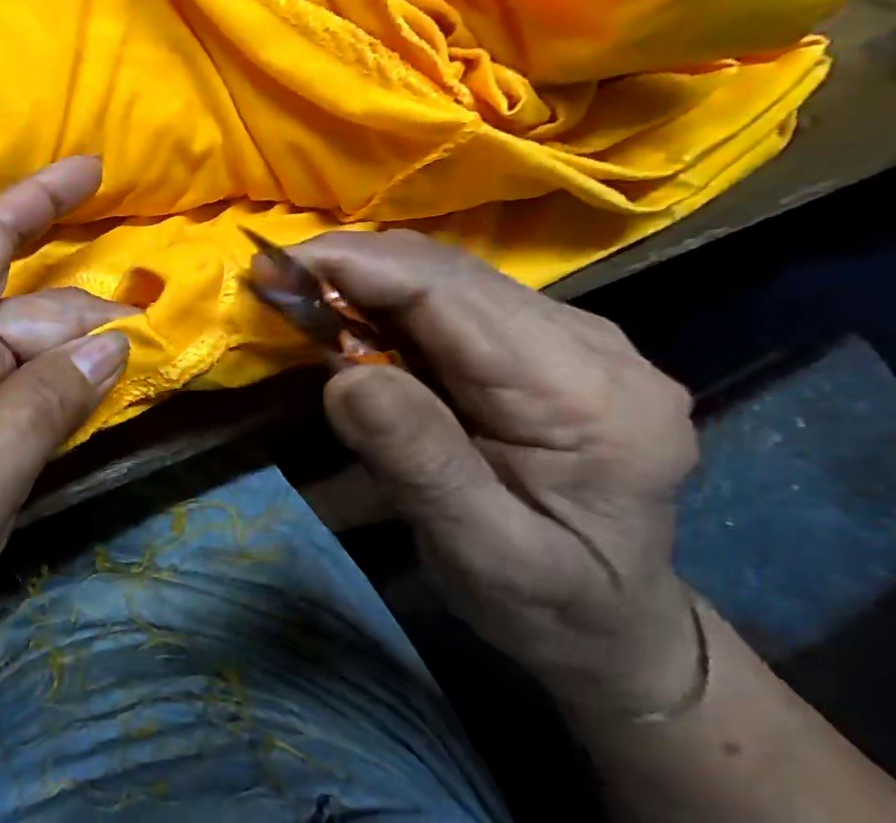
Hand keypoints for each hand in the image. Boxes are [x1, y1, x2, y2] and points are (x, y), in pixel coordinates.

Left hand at [0, 158, 132, 794]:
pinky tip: (92, 403)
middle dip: (83, 325)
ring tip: (117, 391)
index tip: (93, 167)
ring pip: (33, 349)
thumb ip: (47, 400)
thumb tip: (116, 342)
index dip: (39, 199)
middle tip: (146, 343)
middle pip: (24, 307)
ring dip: (77, 365)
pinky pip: (26, 386)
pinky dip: (62, 391)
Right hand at [291, 231, 701, 717]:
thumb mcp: (484, 558)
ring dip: (370, 284)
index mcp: (587, 397)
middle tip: (274, 287)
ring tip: (305, 305)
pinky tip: (358, 327)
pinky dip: (396, 304)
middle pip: (452, 274)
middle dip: (354, 270)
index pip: (456, 296)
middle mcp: (593, 345)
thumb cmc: (554, 611)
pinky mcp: (552, 344)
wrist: (621, 629)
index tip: (274, 266)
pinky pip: (460, 302)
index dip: (359, 268)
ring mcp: (578, 337)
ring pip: (452, 278)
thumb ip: (423, 466)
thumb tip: (345, 377)